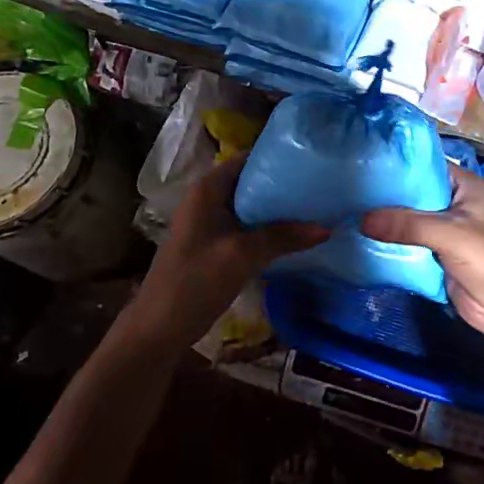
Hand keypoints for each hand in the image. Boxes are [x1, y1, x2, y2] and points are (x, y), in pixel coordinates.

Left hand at [128, 157, 327, 348]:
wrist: (157, 329)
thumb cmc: (194, 282)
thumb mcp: (241, 256)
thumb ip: (282, 237)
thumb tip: (325, 227)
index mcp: (207, 189)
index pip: (246, 158)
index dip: (275, 155)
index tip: (309, 157)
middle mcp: (207, 199)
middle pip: (250, 181)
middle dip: (281, 183)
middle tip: (319, 184)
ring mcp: (208, 224)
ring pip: (249, 206)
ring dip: (276, 208)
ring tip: (313, 206)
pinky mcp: (213, 246)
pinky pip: (245, 227)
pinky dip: (266, 228)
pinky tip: (292, 236)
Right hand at [363, 163, 483, 351]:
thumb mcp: (449, 233)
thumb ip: (406, 224)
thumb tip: (362, 219)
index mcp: (464, 185)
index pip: (425, 165)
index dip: (398, 163)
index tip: (365, 161)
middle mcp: (453, 202)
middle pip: (413, 192)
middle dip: (386, 194)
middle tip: (352, 189)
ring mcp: (444, 229)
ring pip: (408, 219)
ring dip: (385, 220)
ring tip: (349, 210)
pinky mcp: (436, 254)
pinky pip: (408, 242)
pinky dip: (390, 241)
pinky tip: (363, 236)